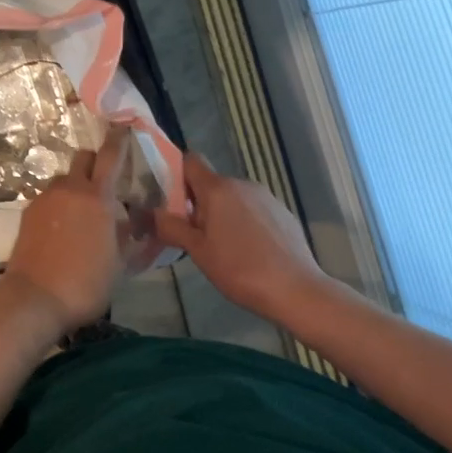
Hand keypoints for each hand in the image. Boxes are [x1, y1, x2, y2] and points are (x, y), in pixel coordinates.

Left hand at [0, 134, 132, 334]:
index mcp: (97, 198)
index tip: (122, 125)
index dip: (118, 139)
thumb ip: (130, 235)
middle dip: (96, 161)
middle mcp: (69, 189)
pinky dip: (61, 202)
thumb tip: (138, 218)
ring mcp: (45, 198)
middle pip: (83, 159)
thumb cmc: (86, 283)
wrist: (35, 296)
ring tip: (86, 211)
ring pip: (65, 178)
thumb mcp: (120, 262)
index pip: (110, 157)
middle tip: (107, 180)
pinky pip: (50, 196)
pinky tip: (66, 226)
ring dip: (77, 185)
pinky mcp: (29, 211)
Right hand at [152, 152, 334, 320]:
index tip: (171, 199)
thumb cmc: (241, 269)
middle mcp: (242, 185)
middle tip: (194, 233)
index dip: (177, 173)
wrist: (299, 292)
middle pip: (211, 183)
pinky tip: (250, 252)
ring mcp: (267, 198)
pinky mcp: (285, 215)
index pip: (190, 160)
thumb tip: (152, 213)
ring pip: (234, 198)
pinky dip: (247, 223)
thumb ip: (171, 227)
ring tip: (224, 246)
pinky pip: (255, 210)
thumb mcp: (197, 251)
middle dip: (199, 202)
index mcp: (218, 188)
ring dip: (224, 213)